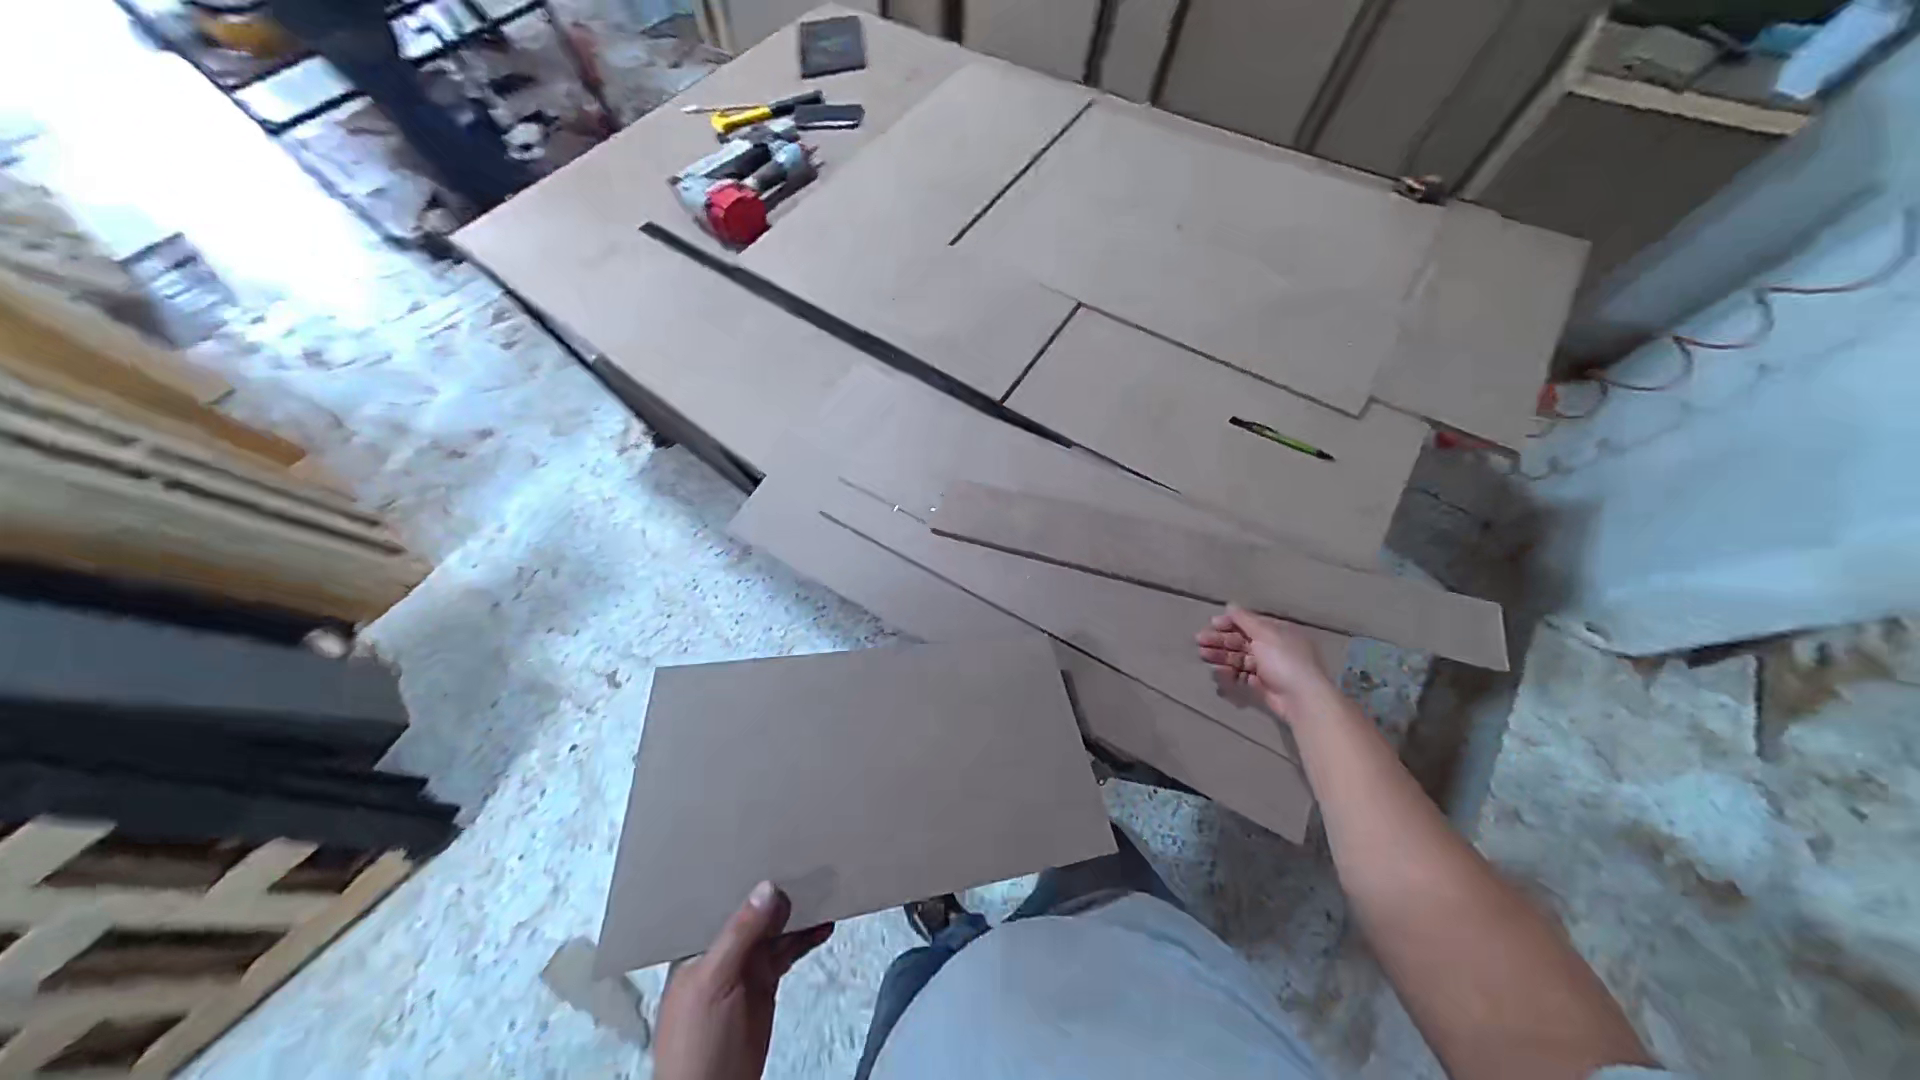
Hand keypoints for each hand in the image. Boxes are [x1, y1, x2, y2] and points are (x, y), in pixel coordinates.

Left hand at [653, 882, 833, 1079]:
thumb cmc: (698, 1042)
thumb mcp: (715, 981)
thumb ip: (741, 934)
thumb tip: (768, 886)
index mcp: (697, 945)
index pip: (723, 901)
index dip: (747, 877)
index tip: (776, 850)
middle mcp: (721, 951)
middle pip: (753, 913)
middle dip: (779, 894)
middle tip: (812, 866)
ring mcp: (744, 968)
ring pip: (775, 931)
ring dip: (799, 915)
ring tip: (827, 892)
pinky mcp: (764, 985)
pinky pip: (787, 953)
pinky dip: (806, 939)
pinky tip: (825, 927)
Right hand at [1195, 604, 1336, 720]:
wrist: (1301, 698)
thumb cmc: (1284, 660)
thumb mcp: (1265, 634)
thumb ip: (1245, 619)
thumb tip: (1230, 605)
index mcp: (1278, 631)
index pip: (1250, 623)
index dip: (1230, 622)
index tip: (1212, 624)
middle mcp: (1273, 647)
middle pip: (1242, 640)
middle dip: (1220, 639)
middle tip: (1199, 640)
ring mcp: (1268, 667)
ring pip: (1239, 657)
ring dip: (1221, 655)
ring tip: (1203, 655)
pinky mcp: (1262, 684)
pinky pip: (1242, 674)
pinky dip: (1229, 672)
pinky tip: (1218, 671)